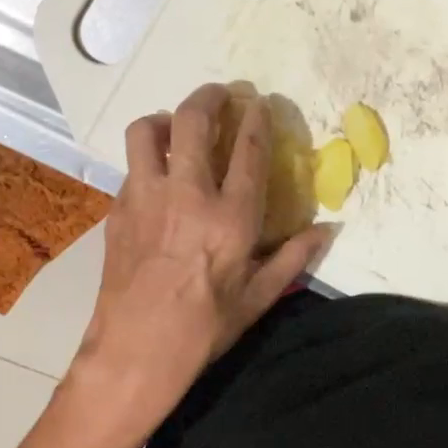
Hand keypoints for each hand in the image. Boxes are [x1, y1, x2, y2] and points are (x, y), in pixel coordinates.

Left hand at [74, 83, 333, 424]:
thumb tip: (328, 230)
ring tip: (176, 128)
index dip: (255, 118)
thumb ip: (294, 257)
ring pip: (146, 131)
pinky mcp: (118, 211)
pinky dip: (147, 158)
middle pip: (192, 120)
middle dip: (208, 97)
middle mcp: (186, 194)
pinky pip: (131, 166)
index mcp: (230, 216)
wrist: (134, 353)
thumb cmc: (204, 329)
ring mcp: (145, 198)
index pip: (247, 149)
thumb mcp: (259, 297)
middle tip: (220, 95)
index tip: (258, 102)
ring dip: (165, 119)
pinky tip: (157, 178)